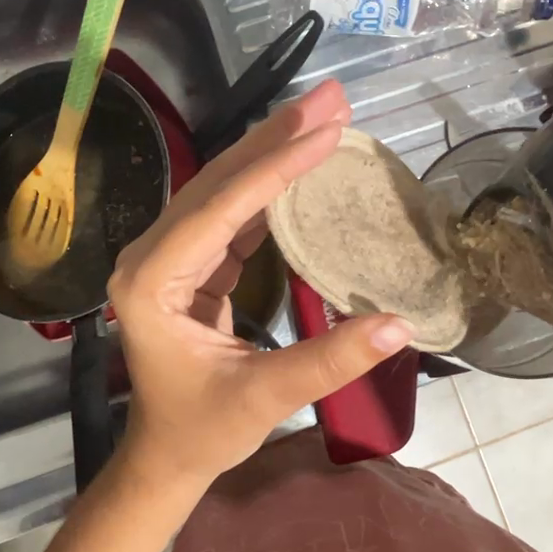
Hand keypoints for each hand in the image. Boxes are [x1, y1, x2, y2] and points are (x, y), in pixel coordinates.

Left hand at [108, 81, 413, 488]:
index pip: (219, 210)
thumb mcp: (266, 398)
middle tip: (331, 98)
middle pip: (217, 182)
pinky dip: (268, 186)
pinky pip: (232, 213)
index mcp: (152, 282)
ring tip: (324, 116)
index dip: (274, 169)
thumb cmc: (203, 430)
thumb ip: (329, 361)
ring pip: (224, 189)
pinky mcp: (191, 263)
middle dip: (275, 138)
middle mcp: (152, 255)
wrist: (166, 453)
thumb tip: (400, 325)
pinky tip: (301, 161)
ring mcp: (169, 255)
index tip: (326, 131)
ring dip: (273, 151)